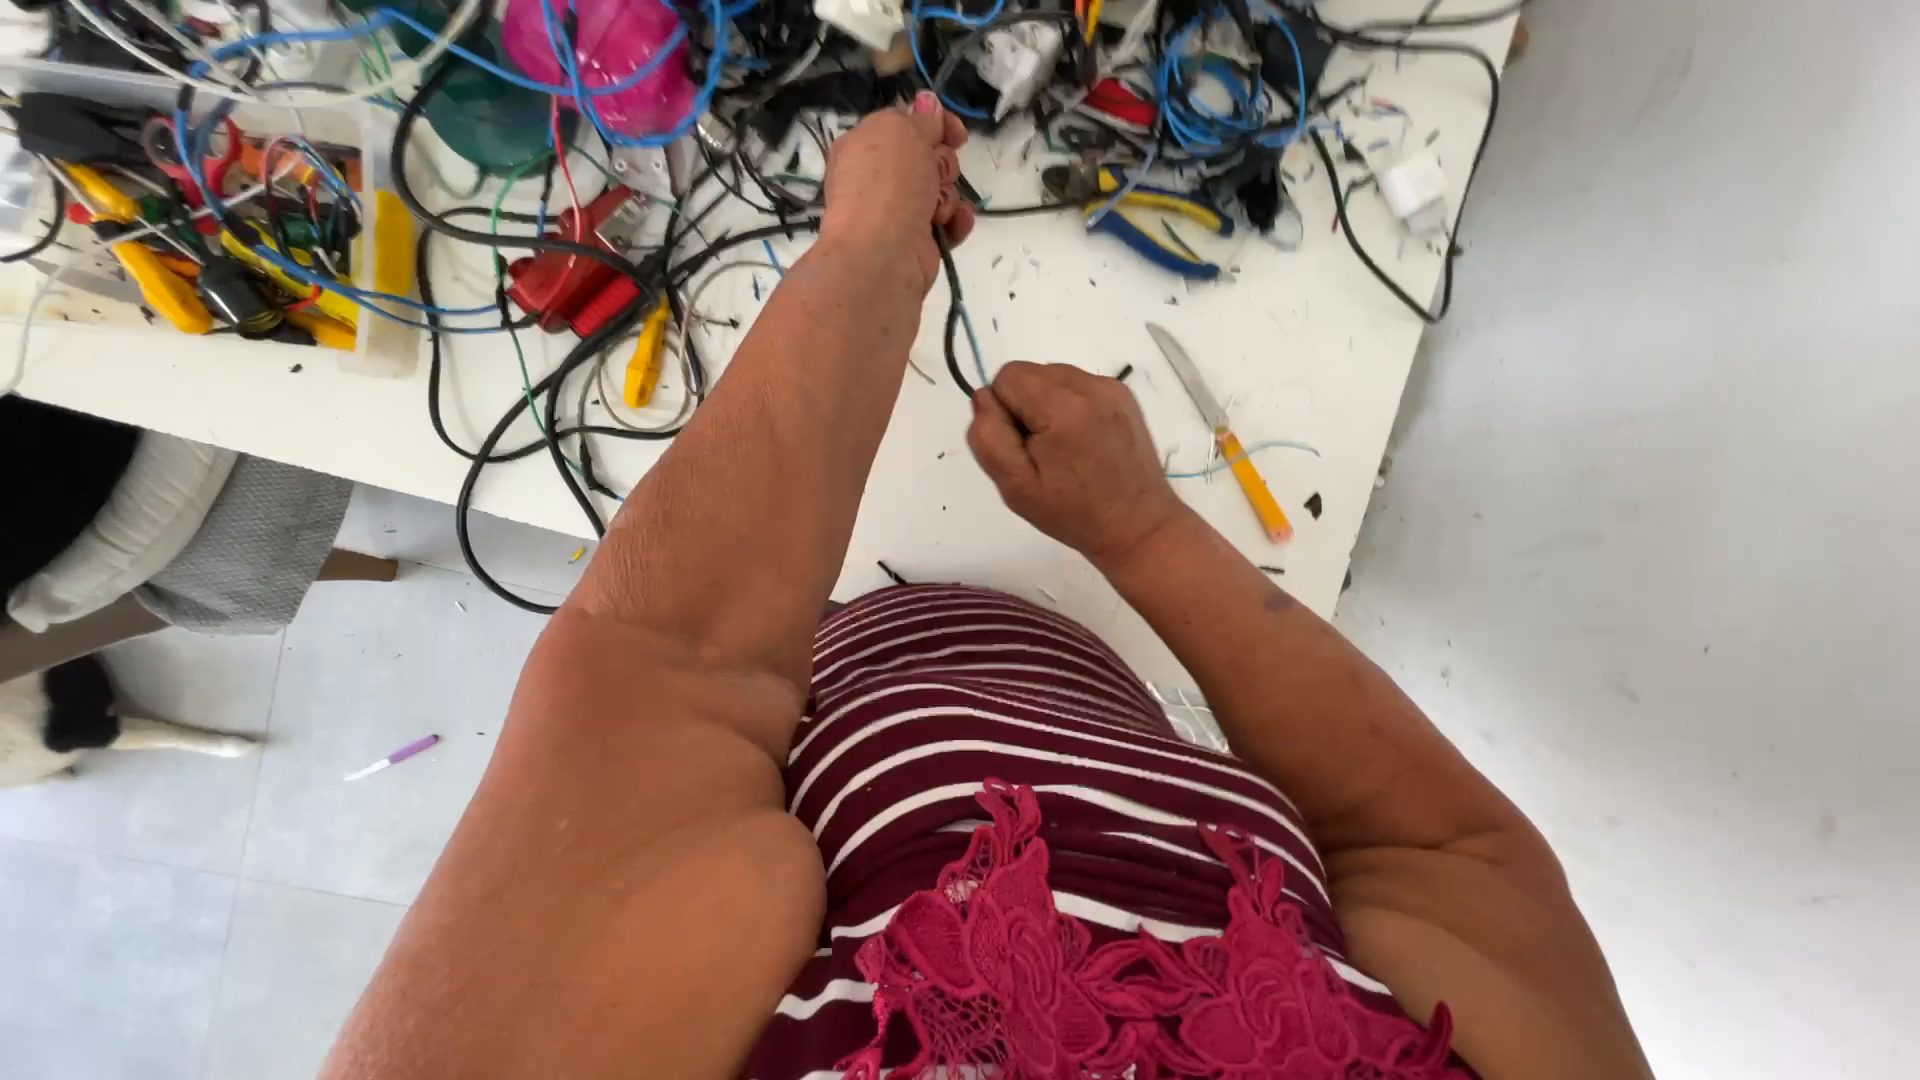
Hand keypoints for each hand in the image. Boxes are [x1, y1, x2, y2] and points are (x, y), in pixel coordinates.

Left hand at [820, 91, 975, 290]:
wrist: (881, 254)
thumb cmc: (887, 184)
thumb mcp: (903, 131)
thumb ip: (921, 118)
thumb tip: (928, 102)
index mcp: (866, 145)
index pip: (907, 125)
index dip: (936, 125)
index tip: (956, 134)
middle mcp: (881, 179)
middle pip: (930, 158)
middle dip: (942, 164)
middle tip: (934, 176)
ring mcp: (900, 213)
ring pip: (942, 191)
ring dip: (948, 195)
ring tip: (936, 209)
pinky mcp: (918, 242)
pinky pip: (948, 223)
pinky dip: (955, 222)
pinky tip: (952, 223)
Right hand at [967, 361, 1191, 568]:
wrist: (1137, 525)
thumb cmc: (1072, 513)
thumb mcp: (1016, 486)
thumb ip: (989, 436)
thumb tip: (984, 397)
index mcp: (1063, 409)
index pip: (1007, 378)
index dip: (1004, 413)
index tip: (1022, 449)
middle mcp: (1091, 387)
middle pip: (1029, 373)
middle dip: (1023, 407)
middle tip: (1041, 453)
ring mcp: (1111, 388)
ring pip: (1051, 377)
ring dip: (1045, 406)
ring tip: (1063, 449)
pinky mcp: (1123, 394)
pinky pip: (1076, 385)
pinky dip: (1068, 406)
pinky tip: (1081, 441)